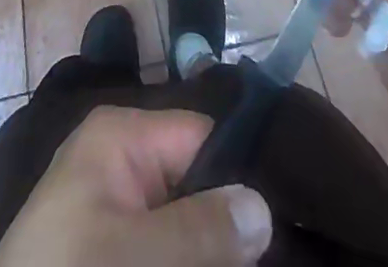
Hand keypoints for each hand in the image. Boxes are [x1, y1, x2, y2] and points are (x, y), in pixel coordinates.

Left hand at [0, 107, 272, 266]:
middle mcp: (124, 155)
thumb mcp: (133, 251)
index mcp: (123, 134)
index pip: (204, 136)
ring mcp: (119, 198)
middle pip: (199, 179)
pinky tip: (206, 263)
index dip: (238, 179)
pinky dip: (185, 254)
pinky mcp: (115, 237)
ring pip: (188, 216)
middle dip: (225, 221)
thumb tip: (263, 209)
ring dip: (208, 246)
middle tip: (258, 255)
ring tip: (240, 262)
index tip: (273, 224)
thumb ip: (200, 230)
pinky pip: (166, 237)